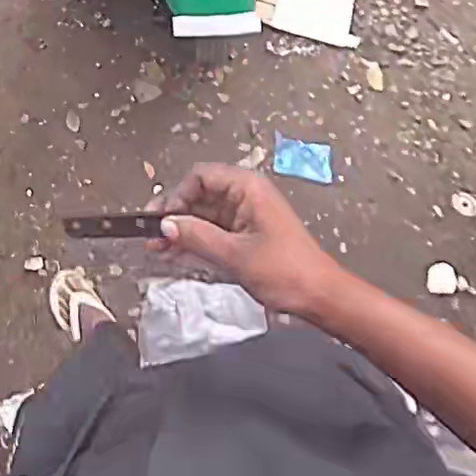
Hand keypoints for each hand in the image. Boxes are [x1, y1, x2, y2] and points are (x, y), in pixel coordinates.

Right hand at [149, 163, 346, 315]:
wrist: (323, 298)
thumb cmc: (286, 271)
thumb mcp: (235, 254)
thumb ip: (197, 236)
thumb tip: (165, 224)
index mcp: (247, 187)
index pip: (200, 177)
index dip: (177, 195)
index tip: (161, 219)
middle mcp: (245, 194)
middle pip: (199, 194)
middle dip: (174, 215)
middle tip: (152, 234)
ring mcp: (245, 214)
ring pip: (203, 214)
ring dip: (181, 230)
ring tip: (158, 249)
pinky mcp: (246, 233)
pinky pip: (213, 229)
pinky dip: (195, 240)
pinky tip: (175, 253)